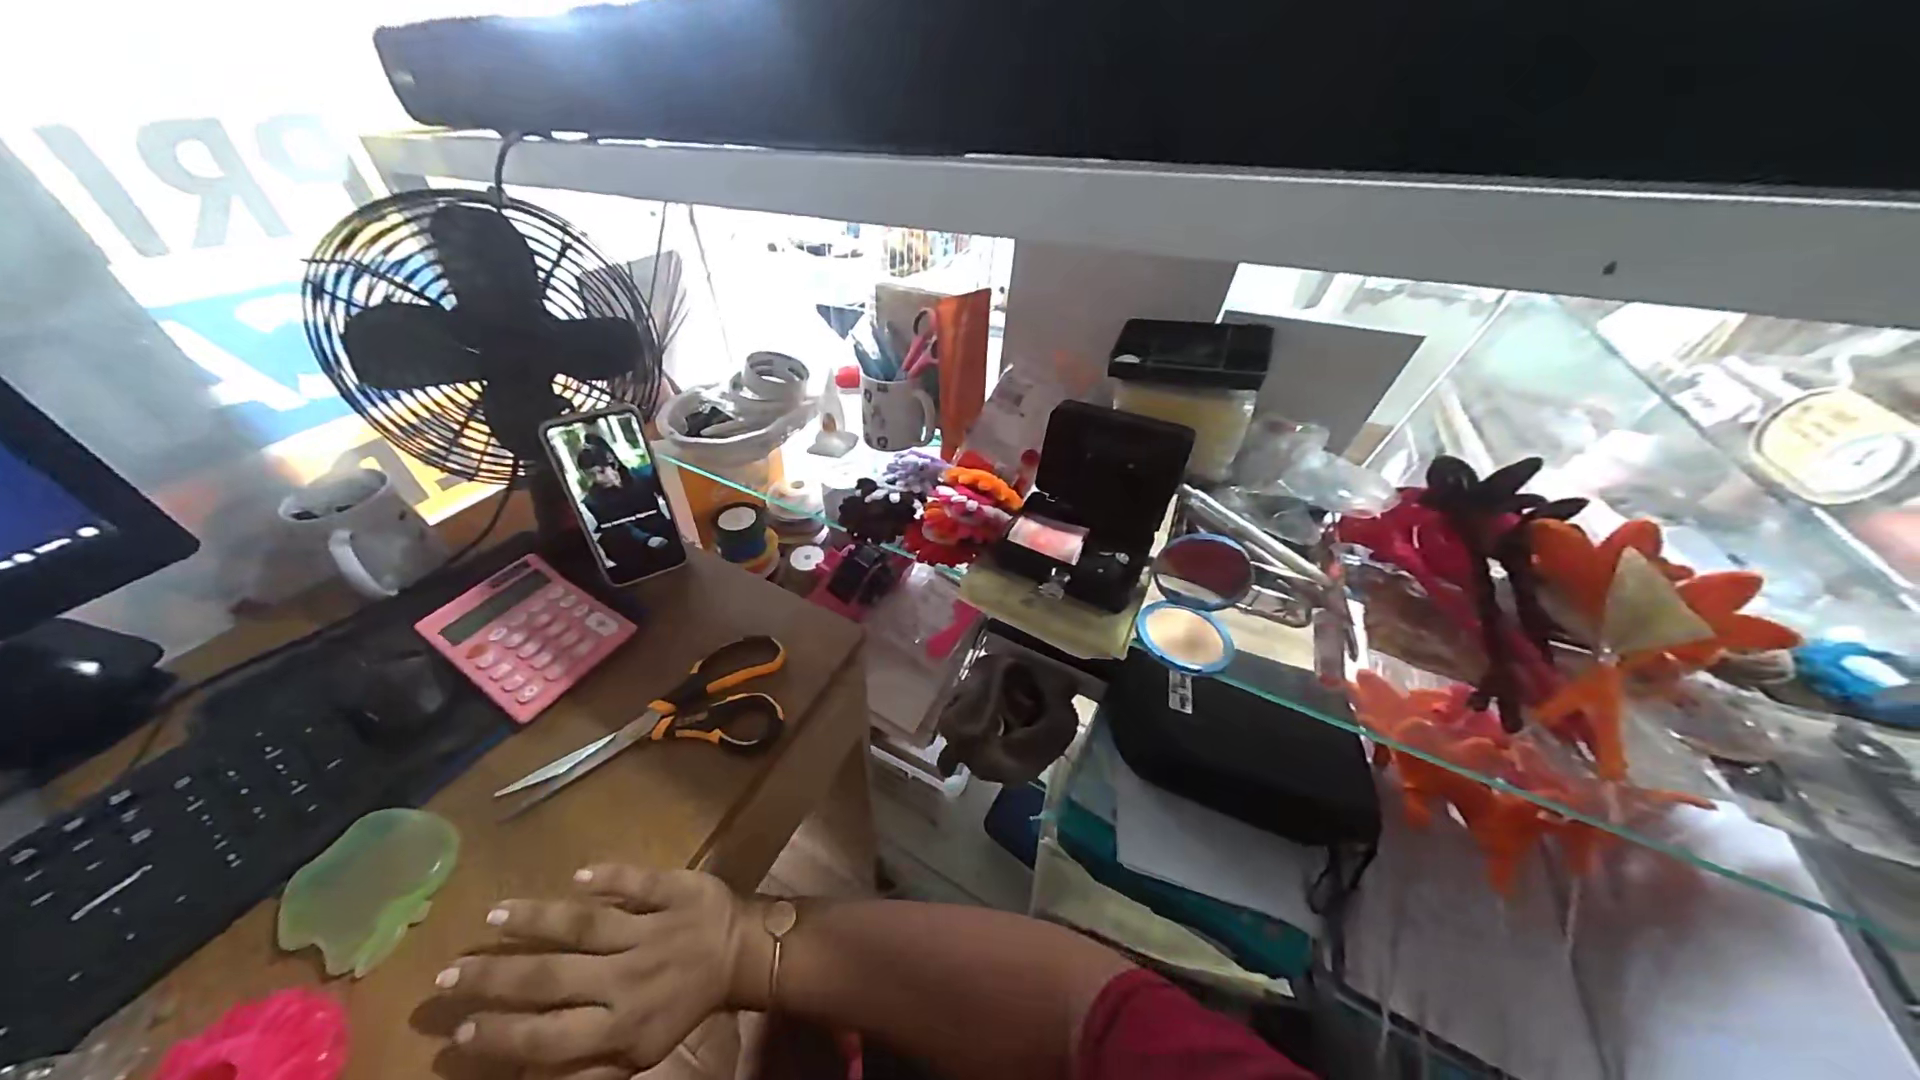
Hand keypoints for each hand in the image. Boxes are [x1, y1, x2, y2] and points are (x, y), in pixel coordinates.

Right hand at [428, 865, 772, 1072]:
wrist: (743, 953)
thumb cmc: (685, 1003)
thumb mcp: (641, 1053)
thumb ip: (587, 1066)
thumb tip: (524, 1076)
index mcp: (621, 1024)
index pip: (548, 1035)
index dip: (501, 1034)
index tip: (458, 1026)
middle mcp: (630, 978)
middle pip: (555, 976)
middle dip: (497, 976)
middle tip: (449, 972)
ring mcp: (655, 929)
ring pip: (588, 924)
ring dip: (538, 919)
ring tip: (492, 915)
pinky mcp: (678, 891)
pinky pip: (641, 882)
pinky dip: (612, 876)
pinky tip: (578, 873)